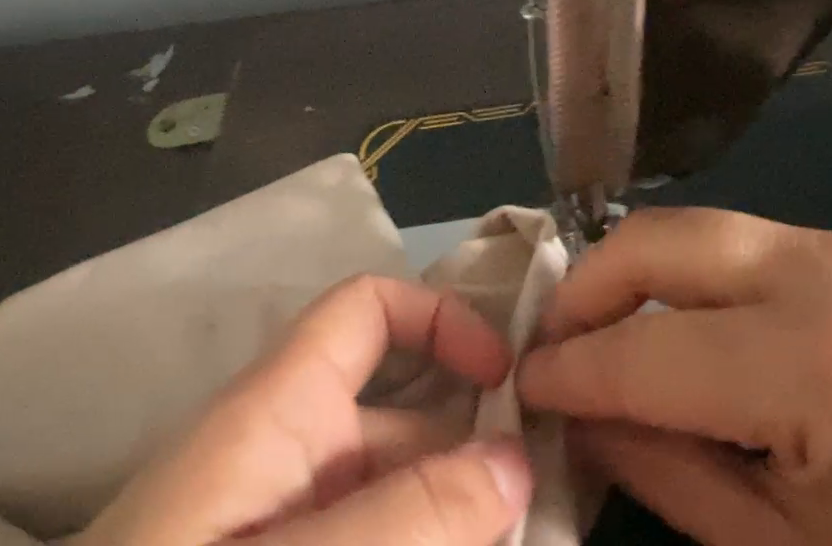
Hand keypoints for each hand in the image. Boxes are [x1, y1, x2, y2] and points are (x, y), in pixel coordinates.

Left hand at [82, 274, 532, 545]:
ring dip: (459, 520)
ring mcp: (292, 520)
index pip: (366, 309)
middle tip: (551, 510)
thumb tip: (516, 463)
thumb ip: (408, 514)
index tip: (507, 377)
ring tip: (527, 538)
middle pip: (407, 421)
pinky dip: (426, 545)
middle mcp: (290, 453)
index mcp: (279, 409)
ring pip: (401, 497)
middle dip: (479, 456)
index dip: (441, 319)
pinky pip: (376, 536)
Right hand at [516, 208, 831, 545]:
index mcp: (821, 366)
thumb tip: (582, 420)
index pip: (647, 351)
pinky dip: (713, 286)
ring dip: (647, 282)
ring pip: (711, 234)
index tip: (519, 383)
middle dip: (588, 286)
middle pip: (664, 239)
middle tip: (551, 342)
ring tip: (616, 343)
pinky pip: (768, 251)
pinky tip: (708, 342)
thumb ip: (671, 476)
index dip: (569, 371)